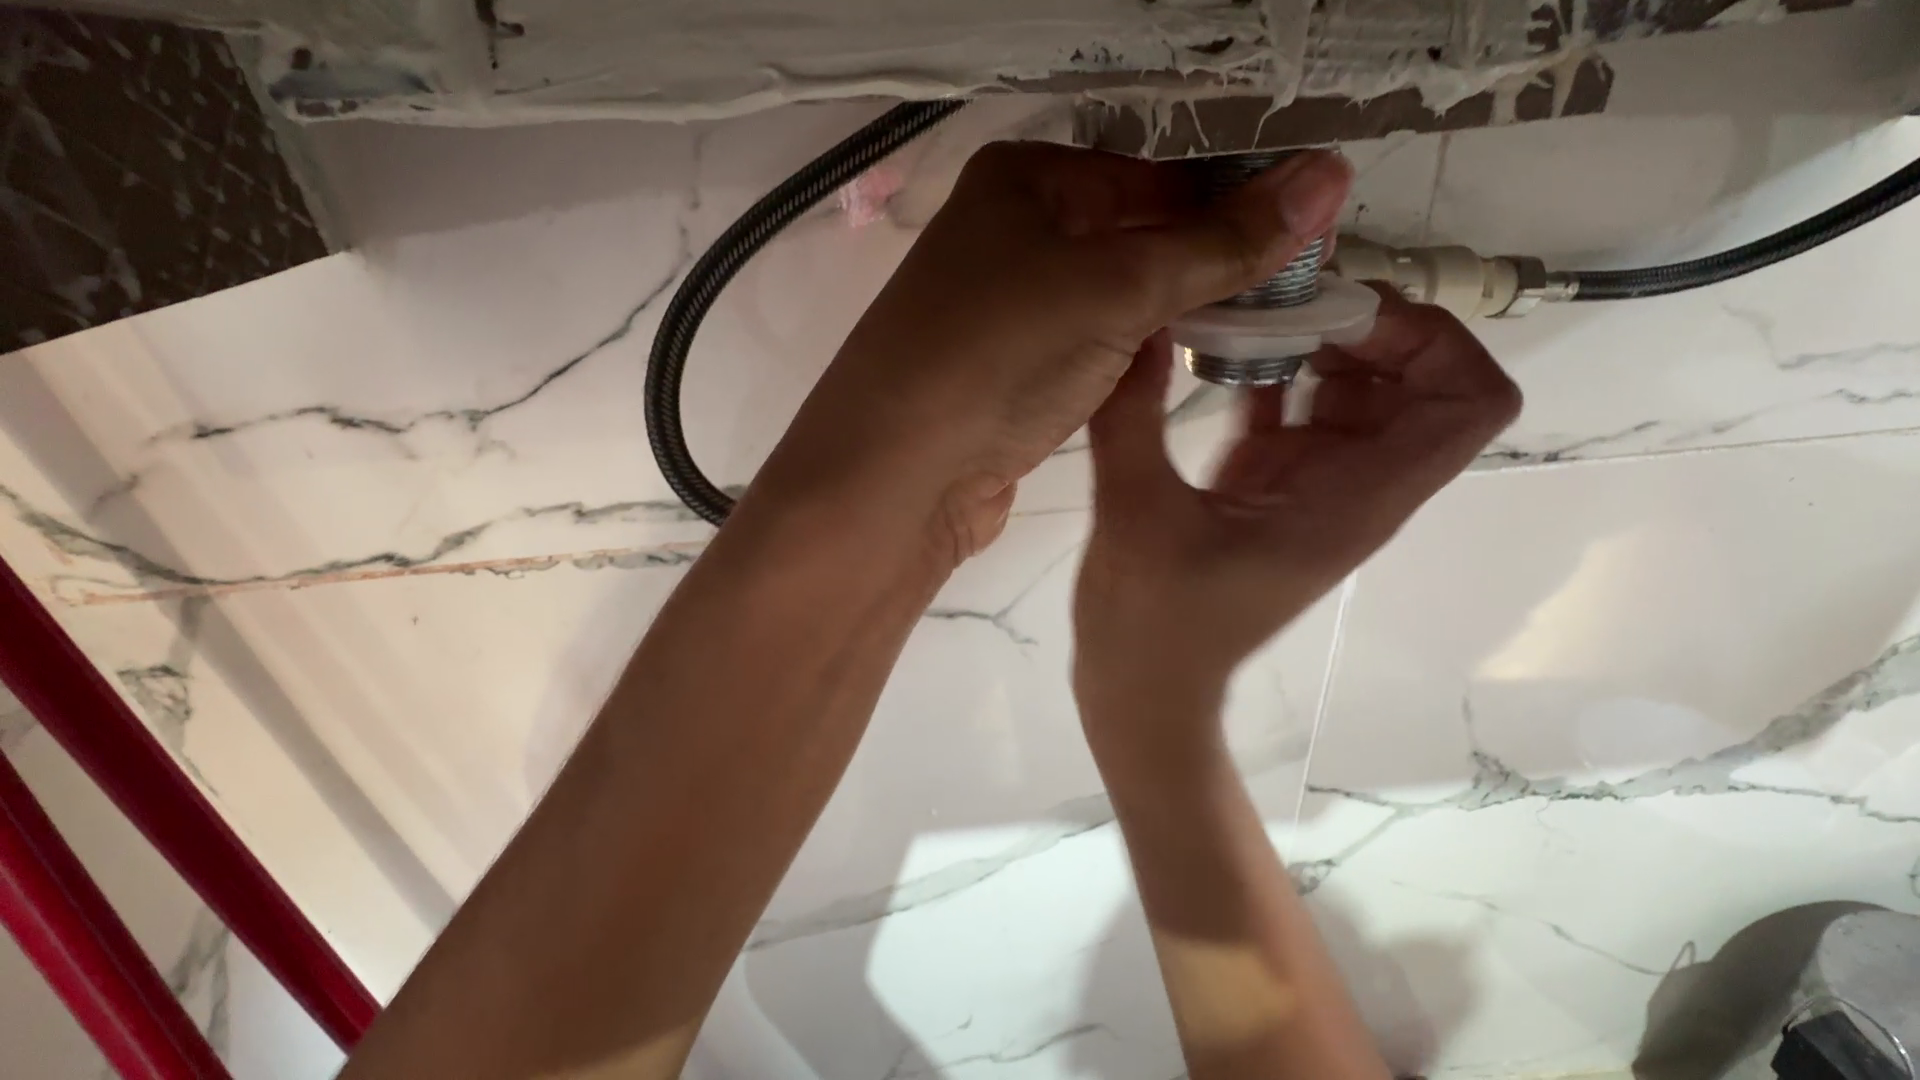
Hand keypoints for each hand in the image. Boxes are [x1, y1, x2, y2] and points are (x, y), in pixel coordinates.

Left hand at [761, 143, 1354, 565]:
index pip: (1156, 175)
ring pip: (1115, 297)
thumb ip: (1221, 241)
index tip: (1309, 240)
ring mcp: (1004, 306)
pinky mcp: (1009, 370)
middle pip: (1136, 236)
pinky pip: (1090, 346)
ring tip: (1251, 332)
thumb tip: (1329, 175)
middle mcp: (1008, 232)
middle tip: (1292, 296)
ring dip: (1174, 314)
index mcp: (1023, 180)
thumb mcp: (1117, 288)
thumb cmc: (997, 359)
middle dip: (1208, 266)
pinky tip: (1177, 369)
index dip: (1234, 205)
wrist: (897, 478)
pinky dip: (1133, 354)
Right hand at [1072, 289, 1521, 730]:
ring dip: (1318, 340)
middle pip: (1423, 381)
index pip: (1468, 404)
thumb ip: (1132, 418)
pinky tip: (1219, 344)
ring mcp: (1314, 483)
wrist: (1145, 690)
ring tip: (1246, 309)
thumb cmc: (1152, 625)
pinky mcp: (1272, 483)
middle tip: (1283, 294)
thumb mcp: (1136, 517)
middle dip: (1367, 324)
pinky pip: (1302, 405)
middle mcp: (1353, 485)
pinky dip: (1278, 367)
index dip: (1433, 340)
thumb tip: (1134, 327)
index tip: (1340, 312)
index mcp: (1352, 501)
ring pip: (1361, 388)